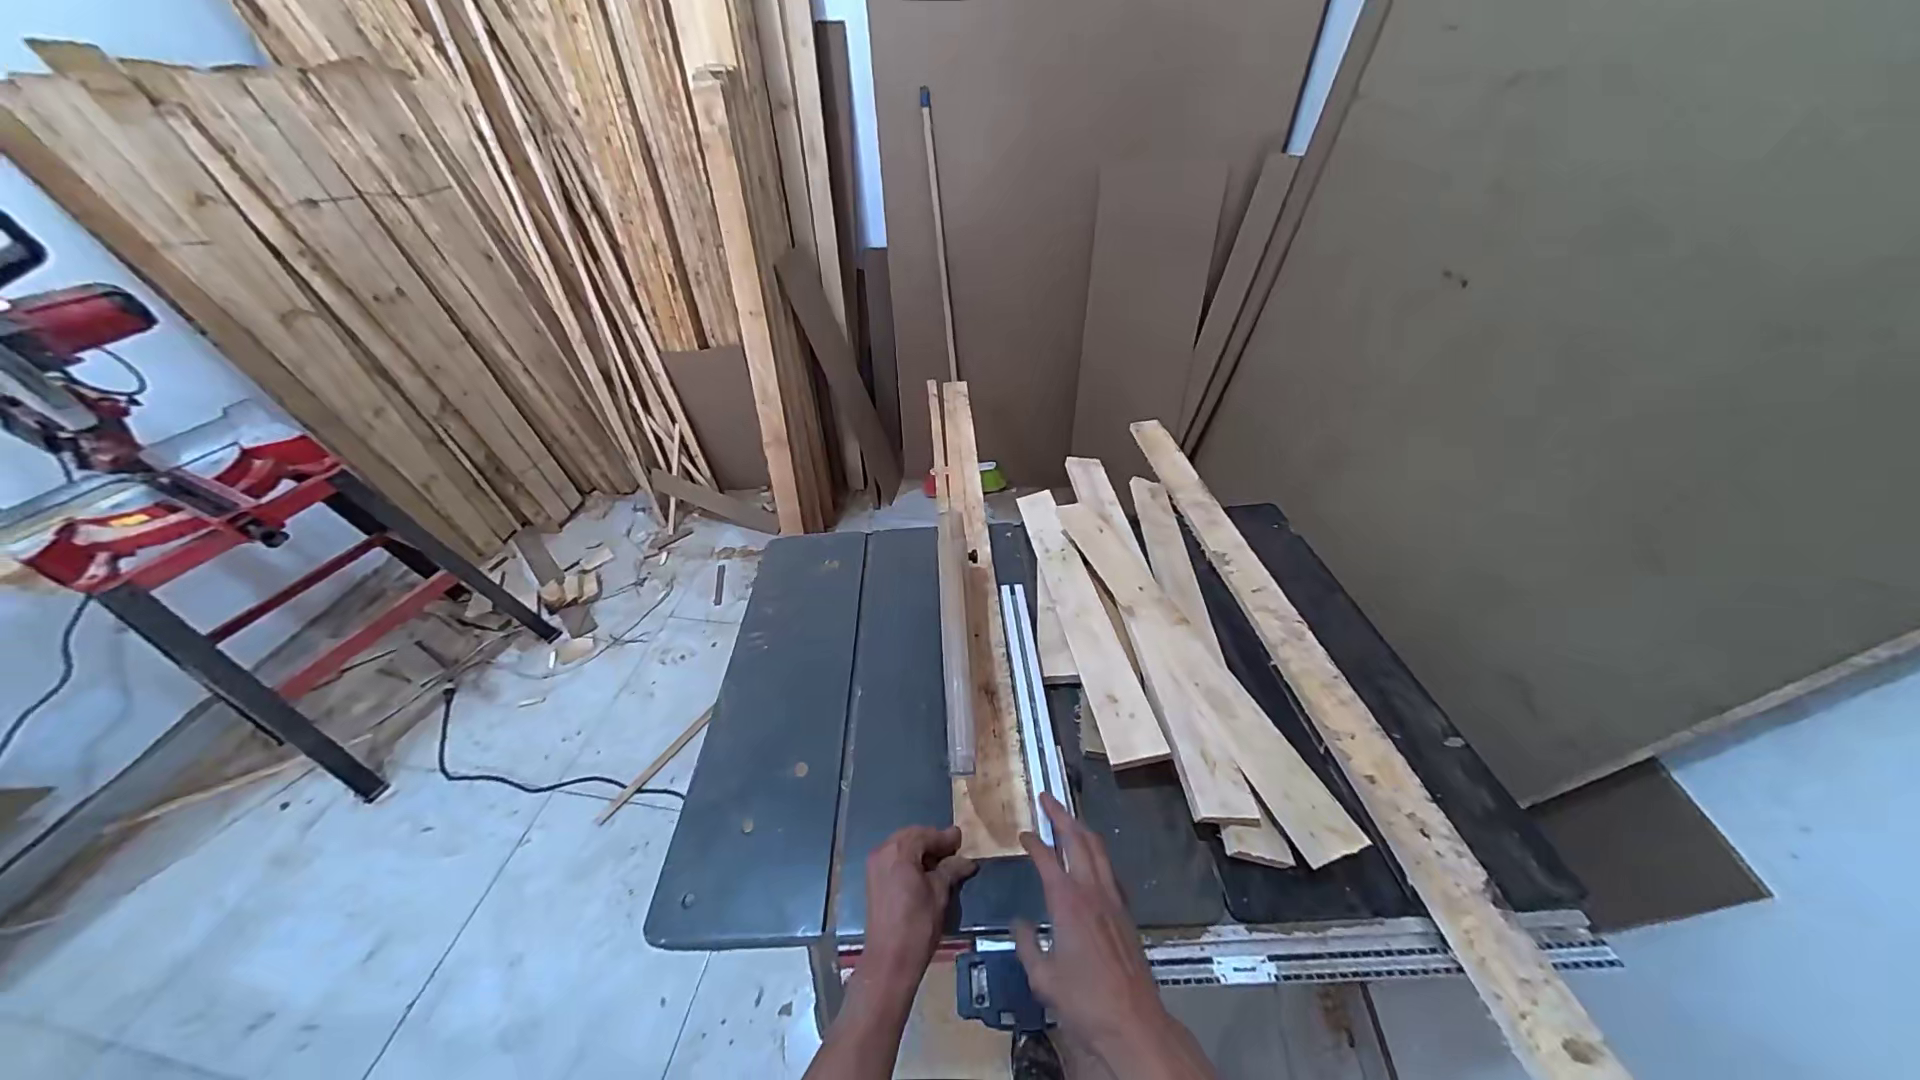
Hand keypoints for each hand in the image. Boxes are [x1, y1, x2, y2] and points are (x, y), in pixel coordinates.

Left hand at [860, 824, 976, 990]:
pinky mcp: (872, 879)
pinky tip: (923, 872)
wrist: (889, 960)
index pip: (926, 835)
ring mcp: (874, 865)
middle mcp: (883, 851)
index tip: (961, 839)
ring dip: (920, 850)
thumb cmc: (918, 925)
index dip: (945, 838)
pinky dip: (908, 859)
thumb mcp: (939, 894)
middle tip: (952, 851)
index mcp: (899, 851)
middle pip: (911, 836)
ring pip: (901, 846)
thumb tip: (966, 861)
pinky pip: (893, 858)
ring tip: (940, 862)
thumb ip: (951, 870)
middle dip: (931, 841)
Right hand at [1014, 795, 1215, 1077]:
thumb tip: (1020, 923)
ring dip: (1082, 829)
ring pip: (1098, 849)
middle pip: (1078, 839)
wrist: (1133, 1021)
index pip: (1047, 858)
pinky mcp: (1125, 912)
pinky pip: (1110, 869)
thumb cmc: (1084, 1001)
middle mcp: (1092, 891)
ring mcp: (1113, 899)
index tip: (1023, 833)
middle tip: (1047, 798)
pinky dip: (1097, 853)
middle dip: (1061, 815)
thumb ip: (1027, 945)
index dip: (1034, 842)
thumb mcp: (1042, 977)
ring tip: (1068, 818)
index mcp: (1067, 902)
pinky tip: (1092, 859)